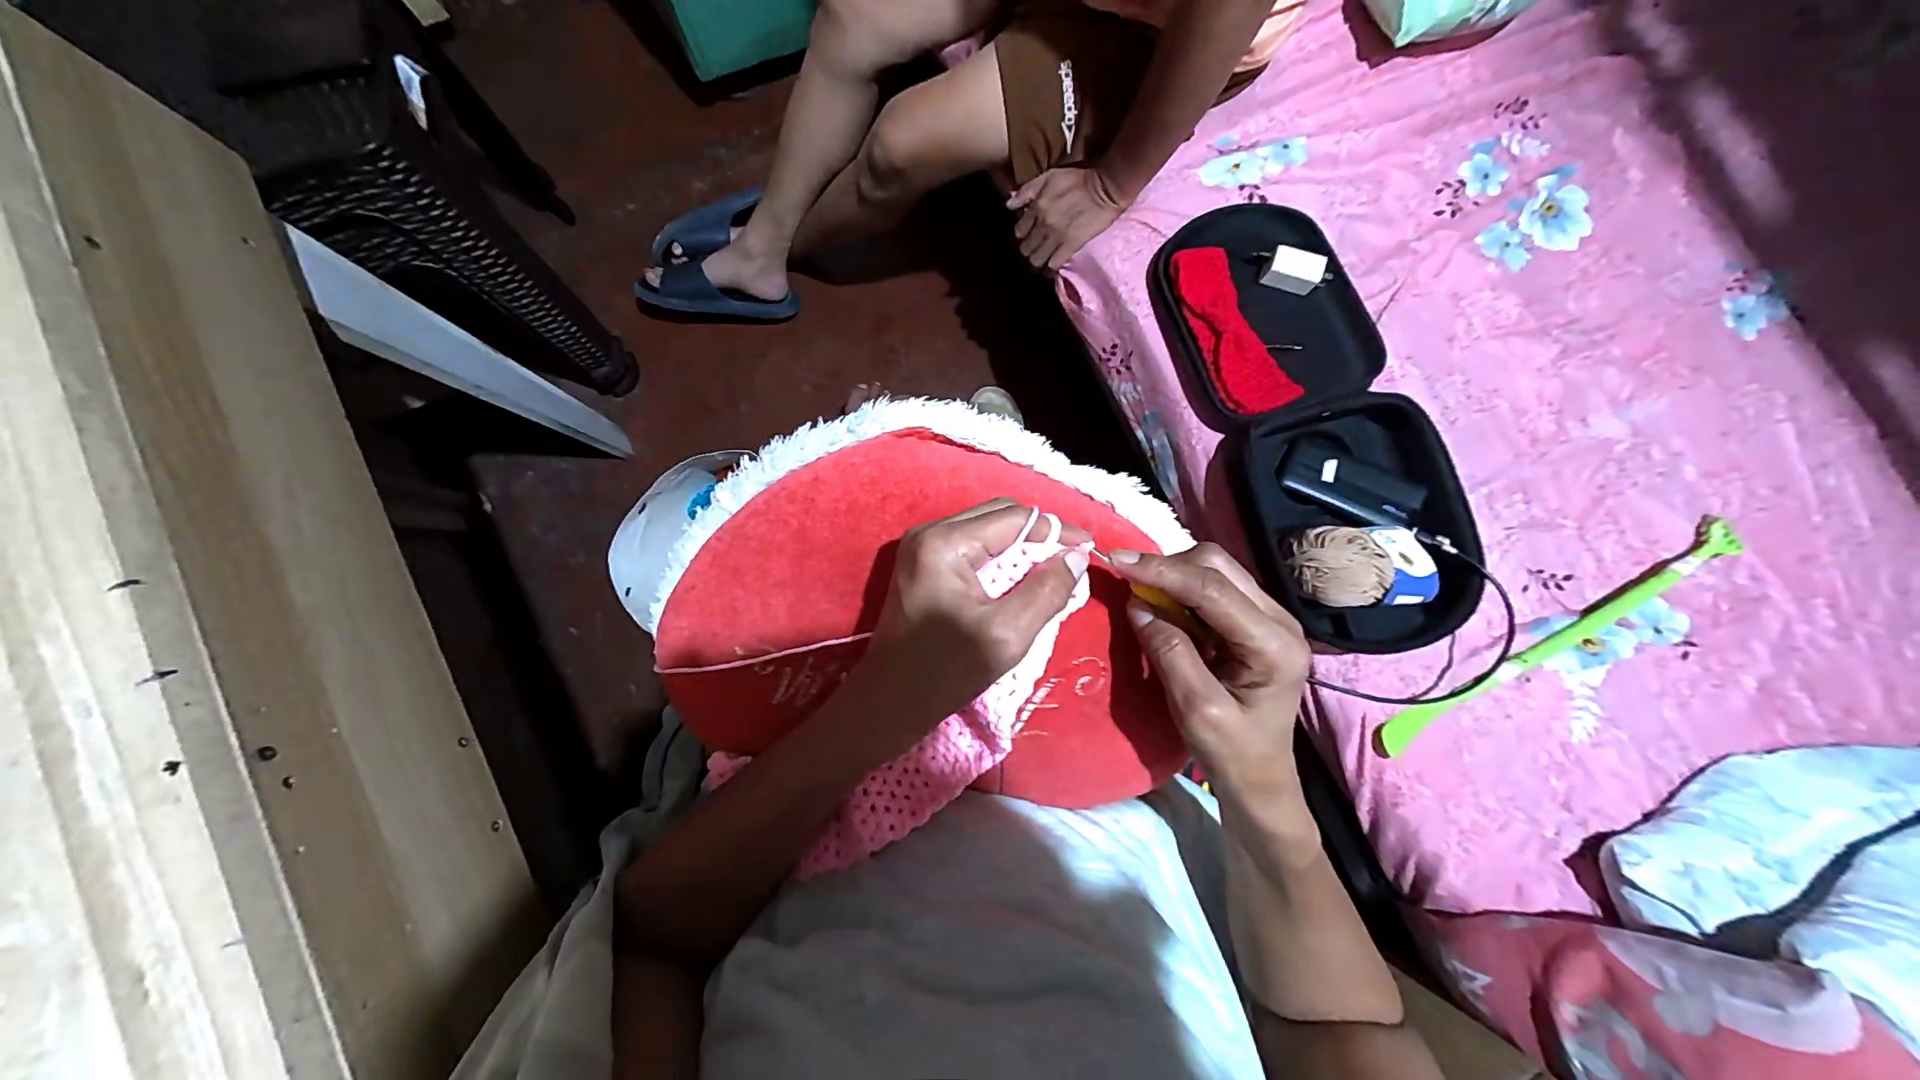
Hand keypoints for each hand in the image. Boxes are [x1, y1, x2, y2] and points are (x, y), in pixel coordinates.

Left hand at [843, 500, 1091, 758]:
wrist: (888, 702)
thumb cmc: (945, 672)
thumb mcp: (1006, 635)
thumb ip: (1046, 591)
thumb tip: (1075, 557)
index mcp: (945, 543)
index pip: (1015, 518)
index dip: (1056, 530)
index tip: (1089, 548)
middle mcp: (929, 533)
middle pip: (999, 515)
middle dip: (1039, 534)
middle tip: (1072, 559)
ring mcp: (921, 547)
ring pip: (986, 528)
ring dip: (1021, 544)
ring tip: (1052, 567)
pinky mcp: (921, 564)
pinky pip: (971, 546)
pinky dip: (1000, 556)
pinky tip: (1021, 577)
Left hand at [1008, 166, 1128, 270]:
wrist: (1105, 188)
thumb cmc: (1078, 179)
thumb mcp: (1049, 176)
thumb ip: (1027, 190)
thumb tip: (1008, 205)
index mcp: (1036, 207)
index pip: (1019, 230)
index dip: (1021, 235)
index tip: (1025, 236)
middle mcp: (1043, 225)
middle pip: (1025, 248)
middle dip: (1026, 250)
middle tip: (1031, 251)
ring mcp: (1056, 237)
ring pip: (1036, 259)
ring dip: (1035, 262)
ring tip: (1039, 262)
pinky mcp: (1070, 246)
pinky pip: (1053, 264)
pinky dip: (1048, 270)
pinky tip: (1048, 271)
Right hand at [1107, 544, 1310, 797]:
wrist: (1259, 777)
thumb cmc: (1231, 752)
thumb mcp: (1194, 709)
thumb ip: (1169, 652)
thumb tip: (1138, 604)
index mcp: (1273, 645)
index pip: (1213, 589)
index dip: (1162, 571)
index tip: (1118, 563)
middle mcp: (1280, 620)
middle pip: (1218, 565)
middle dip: (1168, 567)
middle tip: (1128, 583)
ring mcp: (1271, 617)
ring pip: (1216, 569)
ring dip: (1174, 575)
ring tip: (1142, 596)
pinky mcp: (1255, 620)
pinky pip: (1214, 586)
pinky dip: (1182, 589)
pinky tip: (1163, 607)